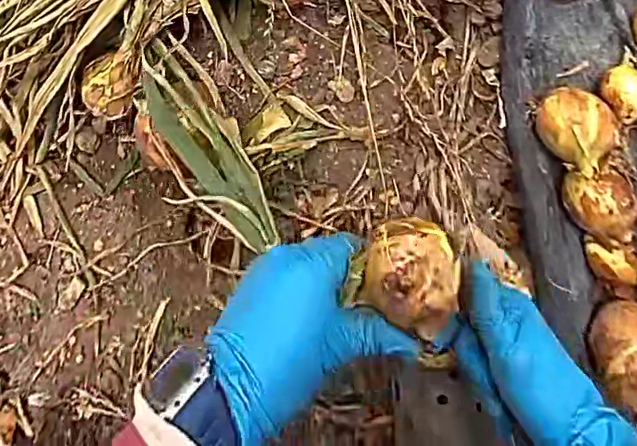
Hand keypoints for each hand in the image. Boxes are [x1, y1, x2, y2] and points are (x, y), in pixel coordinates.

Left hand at [205, 234, 420, 443]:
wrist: (229, 389)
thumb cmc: (286, 363)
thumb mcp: (338, 346)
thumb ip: (373, 333)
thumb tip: (408, 341)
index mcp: (314, 261)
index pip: (353, 246)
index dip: (370, 267)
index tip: (380, 290)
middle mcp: (290, 254)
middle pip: (330, 254)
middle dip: (347, 278)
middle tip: (361, 308)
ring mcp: (268, 265)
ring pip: (307, 264)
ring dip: (321, 284)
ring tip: (332, 318)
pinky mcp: (252, 281)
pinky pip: (285, 274)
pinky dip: (298, 288)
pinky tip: (303, 319)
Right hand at [450, 260, 636, 445]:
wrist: (573, 433)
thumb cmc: (542, 388)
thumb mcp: (507, 346)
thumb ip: (485, 307)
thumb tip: (471, 260)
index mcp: (510, 305)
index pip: (466, 294)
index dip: (457, 319)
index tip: (456, 340)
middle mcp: (508, 321)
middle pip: (467, 330)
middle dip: (473, 359)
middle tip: (492, 376)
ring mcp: (508, 347)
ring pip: (473, 356)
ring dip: (482, 380)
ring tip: (501, 396)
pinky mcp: (508, 371)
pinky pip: (484, 374)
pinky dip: (490, 391)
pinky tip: (503, 404)